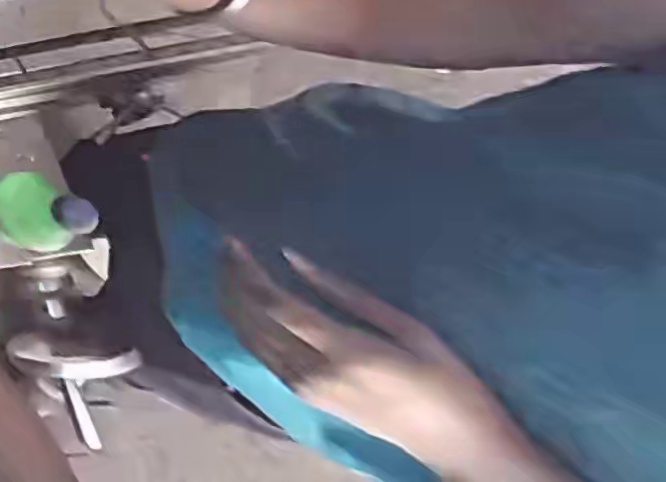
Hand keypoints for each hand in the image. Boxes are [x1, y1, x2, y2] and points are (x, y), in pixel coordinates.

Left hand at [222, 241, 568, 480]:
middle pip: (249, 315)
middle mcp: (313, 370)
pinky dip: (239, 319)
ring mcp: (303, 385)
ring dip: (229, 296)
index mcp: (345, 352)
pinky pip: (255, 349)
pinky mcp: (301, 394)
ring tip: (228, 265)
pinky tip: (239, 298)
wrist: (470, 454)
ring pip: (245, 333)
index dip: (246, 268)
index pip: (273, 303)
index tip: (233, 240)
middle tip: (225, 247)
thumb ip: (345, 293)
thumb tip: (290, 256)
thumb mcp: (411, 331)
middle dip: (230, 276)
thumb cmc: (453, 387)